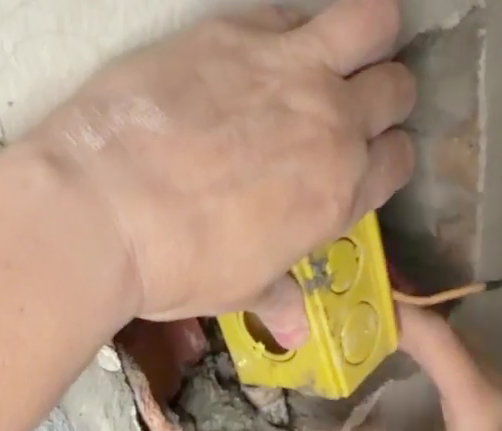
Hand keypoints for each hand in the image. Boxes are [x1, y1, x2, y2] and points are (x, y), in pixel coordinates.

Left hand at [28, 0, 415, 341]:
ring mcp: (291, 69)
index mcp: (337, 196)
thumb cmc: (175, 266)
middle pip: (395, 89)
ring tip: (333, 53)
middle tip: (343, 109)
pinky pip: (292, 10)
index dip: (382, 159)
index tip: (359, 161)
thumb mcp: (235, 292)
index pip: (397, 161)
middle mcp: (331, 125)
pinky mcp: (239, 31)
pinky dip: (288, 26)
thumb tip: (295, 328)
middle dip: (380, 98)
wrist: (105, 210)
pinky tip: (258, 51)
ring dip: (365, 37)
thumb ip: (277, 297)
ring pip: (373, 23)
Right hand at [301, 306, 501, 430]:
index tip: (356, 301)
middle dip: (402, 314)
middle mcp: (497, 389)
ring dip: (415, 325)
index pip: (439, 341)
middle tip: (350, 307)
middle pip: (449, 332)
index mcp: (478, 409)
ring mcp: (500, 391)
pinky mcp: (493, 398)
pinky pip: (461, 355)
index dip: (399, 316)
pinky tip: (394, 344)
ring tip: (365, 319)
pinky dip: (429, 343)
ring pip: (456, 338)